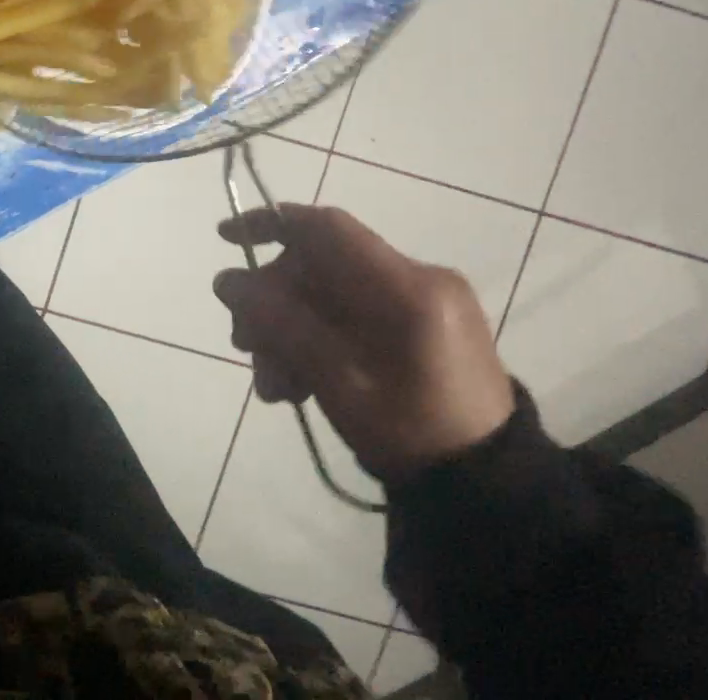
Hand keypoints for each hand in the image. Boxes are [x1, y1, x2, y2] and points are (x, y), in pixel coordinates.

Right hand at [213, 204, 515, 481]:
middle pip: (317, 268)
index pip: (326, 229)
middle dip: (271, 305)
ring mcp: (421, 303)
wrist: (484, 483)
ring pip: (325, 296)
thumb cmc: (412, 430)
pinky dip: (314, 342)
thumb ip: (279, 323)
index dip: (268, 224)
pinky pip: (347, 316)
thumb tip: (227, 280)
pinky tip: (297, 383)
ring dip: (287, 331)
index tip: (224, 240)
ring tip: (273, 384)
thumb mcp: (335, 379)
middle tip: (244, 348)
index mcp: (408, 288)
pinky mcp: (419, 325)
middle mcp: (418, 281)